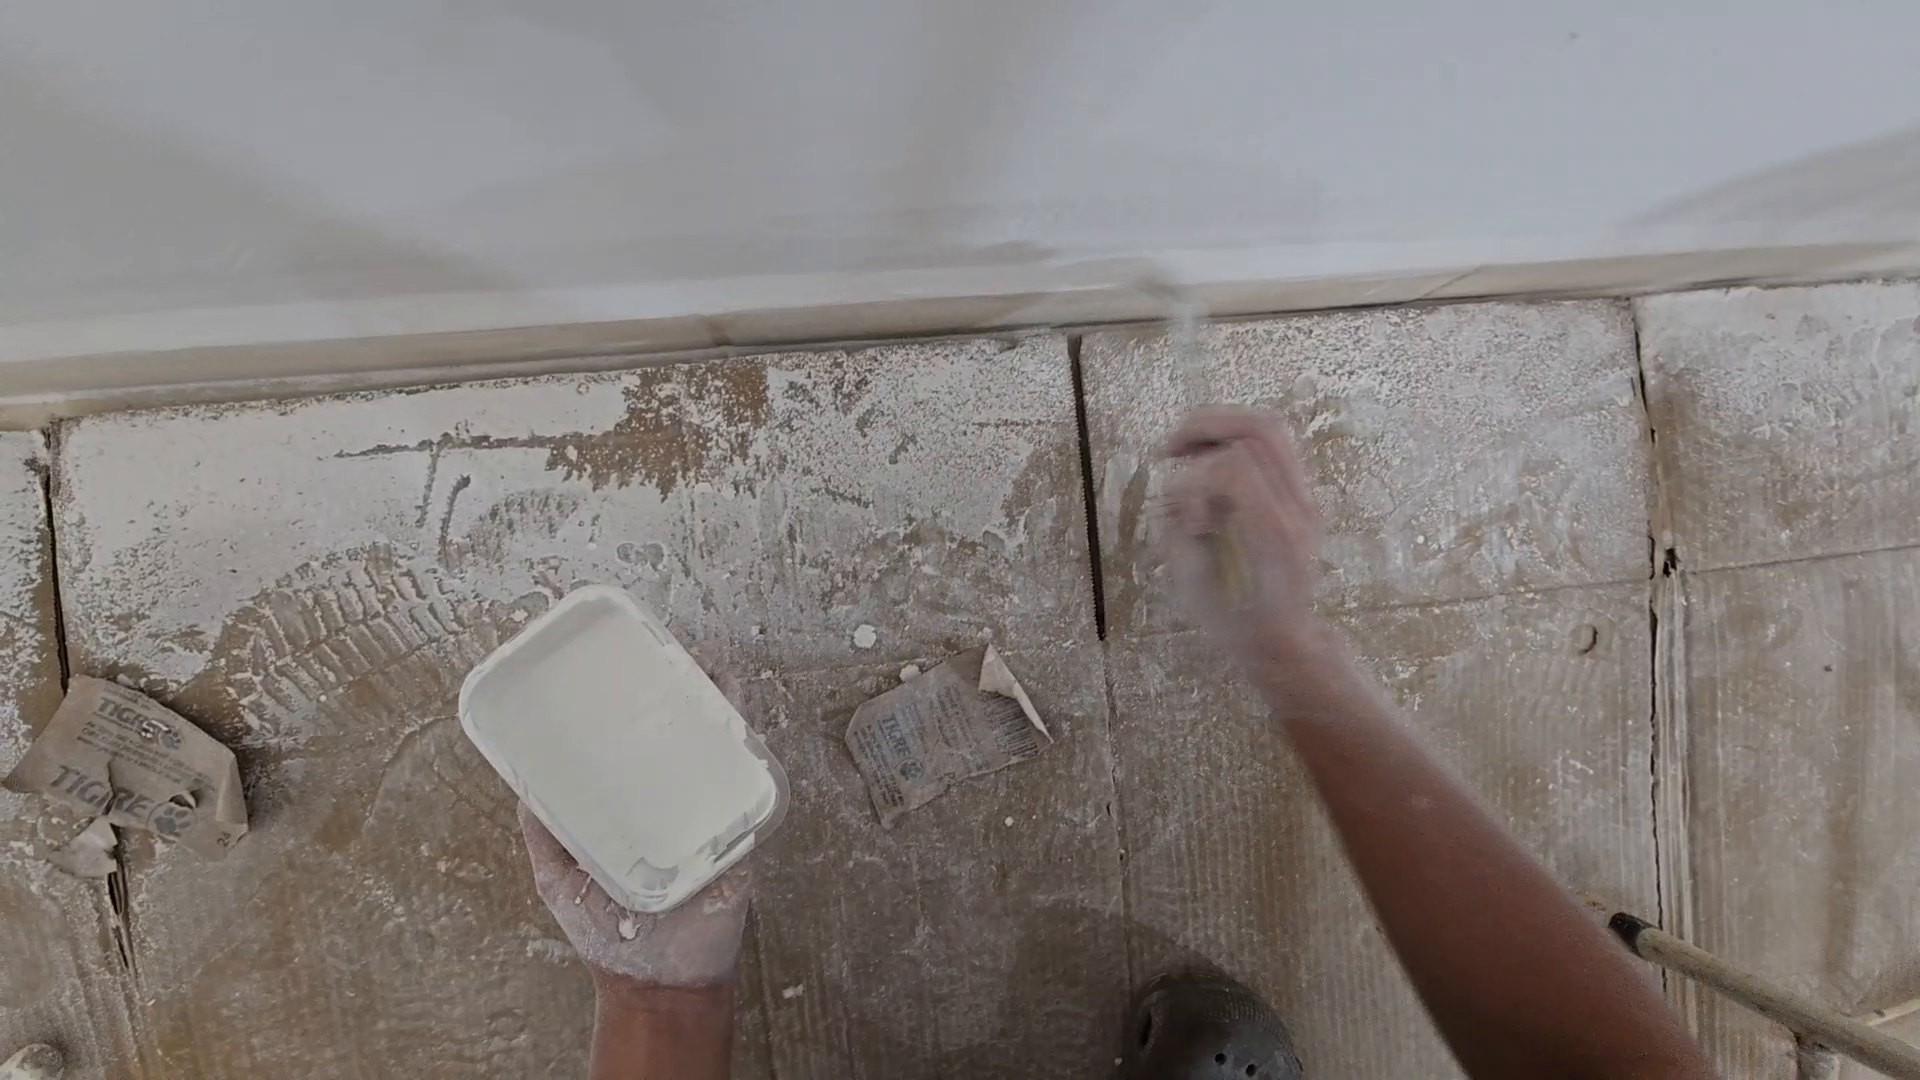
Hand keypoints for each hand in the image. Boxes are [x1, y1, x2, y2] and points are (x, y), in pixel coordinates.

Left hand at [517, 646, 751, 990]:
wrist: (665, 980)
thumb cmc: (613, 935)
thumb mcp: (562, 880)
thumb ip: (546, 835)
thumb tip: (526, 782)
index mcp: (634, 803)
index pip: (636, 744)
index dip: (634, 706)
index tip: (627, 669)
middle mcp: (673, 795)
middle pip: (680, 734)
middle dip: (681, 692)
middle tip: (675, 655)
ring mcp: (708, 806)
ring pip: (715, 745)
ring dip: (714, 705)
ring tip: (707, 668)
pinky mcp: (737, 822)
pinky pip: (744, 775)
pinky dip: (742, 739)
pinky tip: (734, 712)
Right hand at [1162, 407, 1326, 672]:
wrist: (1286, 644)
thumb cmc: (1235, 626)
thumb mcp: (1194, 587)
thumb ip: (1182, 533)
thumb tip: (1179, 496)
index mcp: (1273, 534)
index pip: (1234, 467)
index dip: (1194, 481)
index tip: (1183, 518)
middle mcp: (1297, 509)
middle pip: (1259, 429)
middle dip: (1205, 427)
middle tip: (1169, 449)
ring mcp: (1306, 501)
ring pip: (1268, 429)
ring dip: (1218, 430)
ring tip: (1183, 451)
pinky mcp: (1301, 498)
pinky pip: (1270, 448)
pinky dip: (1231, 443)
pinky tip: (1205, 466)